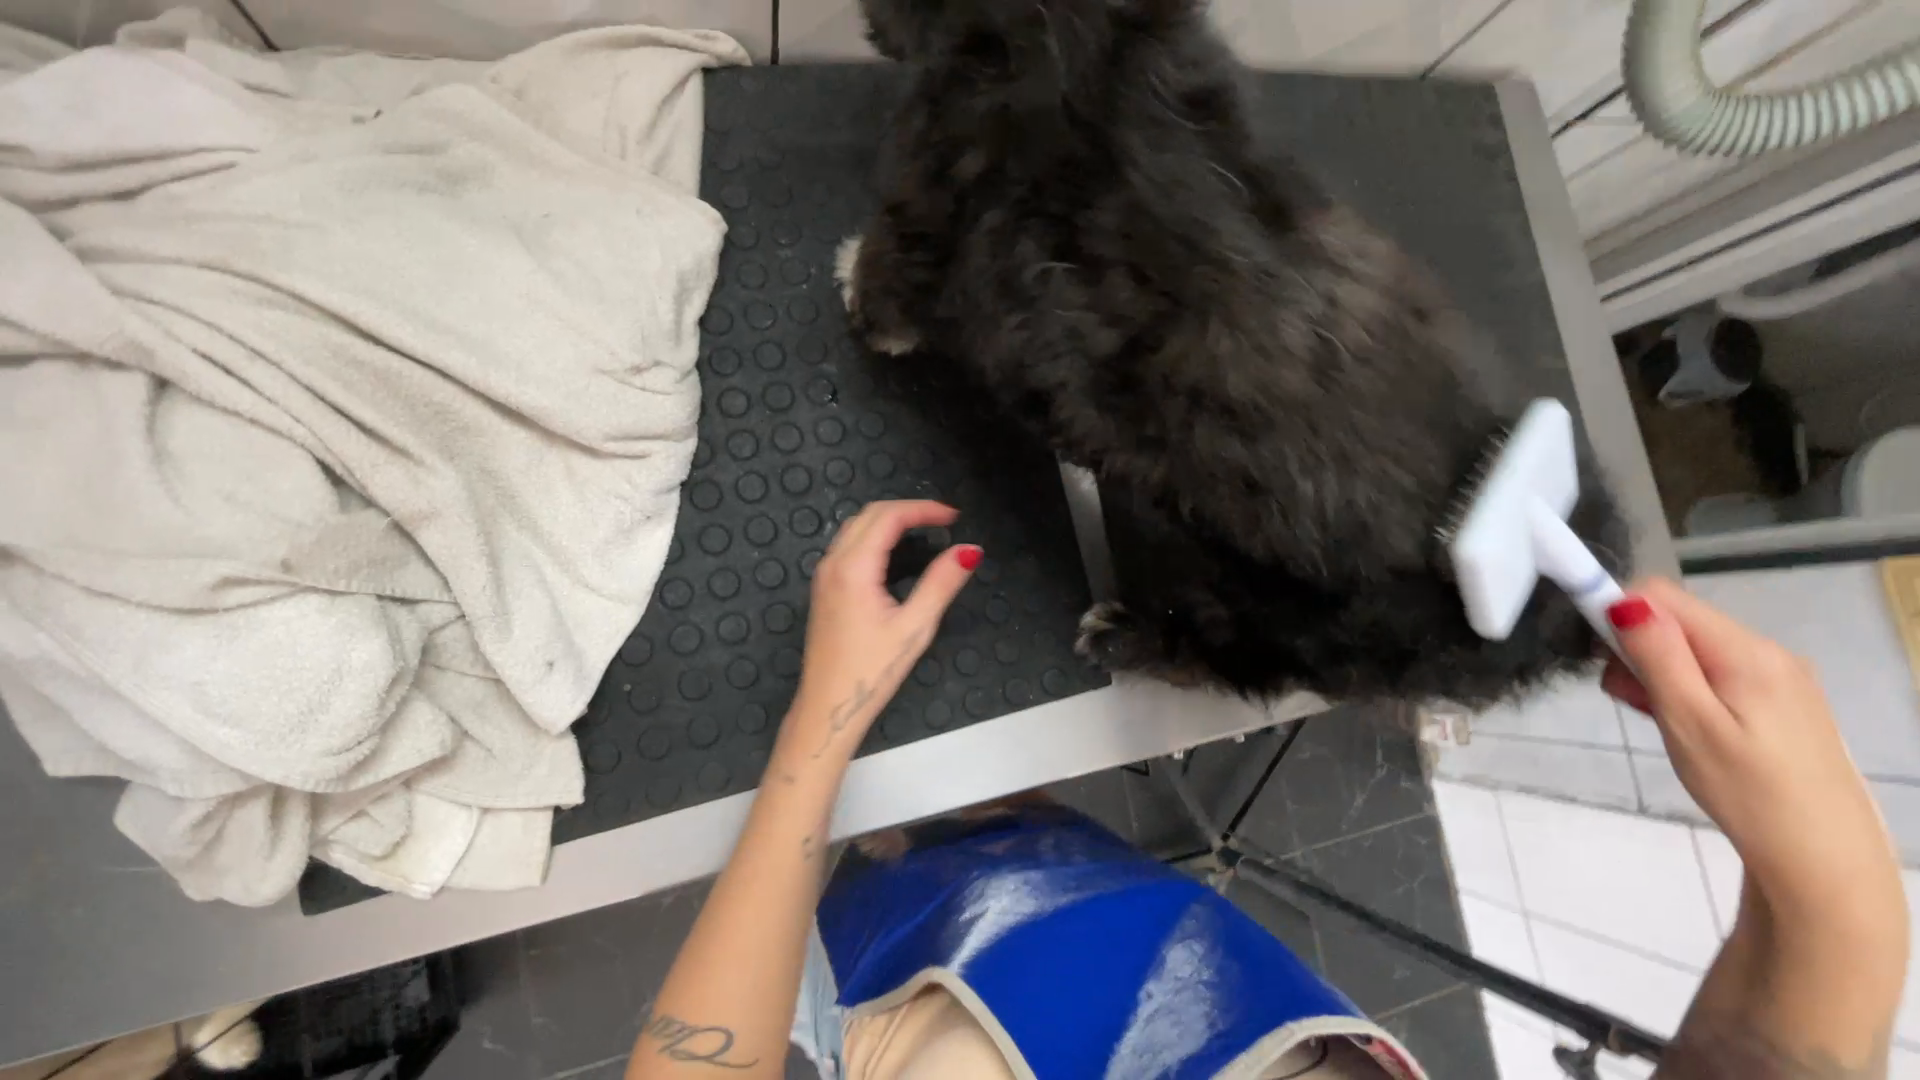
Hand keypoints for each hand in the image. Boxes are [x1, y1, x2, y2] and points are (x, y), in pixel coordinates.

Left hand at [784, 500, 979, 758]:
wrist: (828, 706)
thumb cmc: (872, 671)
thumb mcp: (915, 627)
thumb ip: (942, 583)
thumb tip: (970, 550)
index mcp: (853, 568)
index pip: (888, 516)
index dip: (923, 509)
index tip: (954, 517)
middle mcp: (832, 563)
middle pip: (869, 514)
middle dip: (908, 510)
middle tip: (943, 521)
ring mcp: (823, 575)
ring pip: (855, 527)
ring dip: (889, 521)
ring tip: (924, 532)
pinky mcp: (823, 589)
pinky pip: (848, 545)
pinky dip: (874, 536)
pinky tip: (897, 554)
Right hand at [1601, 579, 1901, 927]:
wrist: (1820, 859)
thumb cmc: (1745, 790)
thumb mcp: (1688, 721)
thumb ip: (1657, 656)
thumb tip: (1624, 601)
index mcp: (1745, 652)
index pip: (1661, 595)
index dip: (1617, 613)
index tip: (1601, 658)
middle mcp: (1766, 652)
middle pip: (1674, 619)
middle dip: (1634, 648)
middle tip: (1627, 698)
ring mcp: (1777, 676)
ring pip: (1689, 647)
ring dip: (1655, 671)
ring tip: (1654, 717)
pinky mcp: (1778, 700)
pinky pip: (1712, 671)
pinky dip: (1681, 687)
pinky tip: (1681, 723)